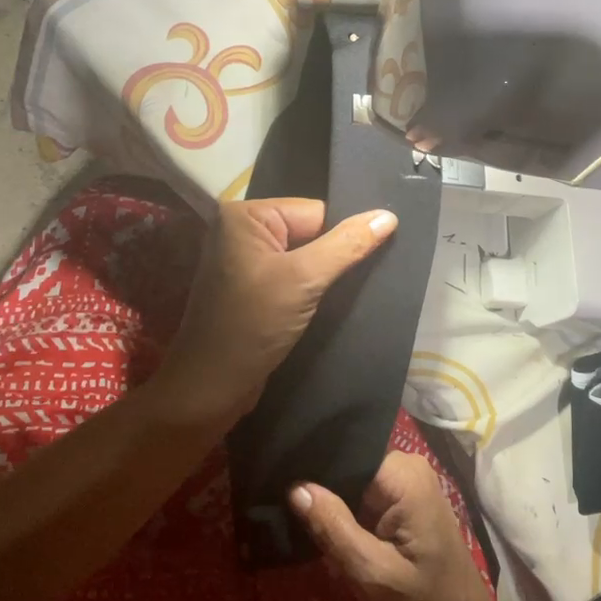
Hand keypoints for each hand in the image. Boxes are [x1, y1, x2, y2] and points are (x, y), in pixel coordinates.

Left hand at [153, 198, 396, 422]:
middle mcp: (241, 230)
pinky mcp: (252, 289)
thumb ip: (347, 245)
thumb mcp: (304, 280)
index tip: (363, 262)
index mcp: (245, 215)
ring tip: (344, 295)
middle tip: (358, 280)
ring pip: (305, 256)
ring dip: (324, 276)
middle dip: (332, 257)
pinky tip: (326, 306)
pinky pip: (292, 276)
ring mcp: (245, 261)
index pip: (315, 211)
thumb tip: (389, 215)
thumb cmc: (252, 326)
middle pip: (310, 231)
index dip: (339, 237)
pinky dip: (310, 289)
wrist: (211, 390)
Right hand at [290, 452, 511, 600]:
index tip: (285, 487)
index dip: (317, 471)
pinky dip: (348, 521)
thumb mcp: (373, 574)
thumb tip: (296, 487)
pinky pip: (366, 501)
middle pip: (349, 468)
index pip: (347, 454)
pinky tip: (330, 537)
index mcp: (405, 474)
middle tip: (292, 516)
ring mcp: (409, 487)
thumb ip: (334, 528)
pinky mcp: (406, 506)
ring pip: (354, 486)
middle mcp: (409, 468)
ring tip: (306, 527)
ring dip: (333, 511)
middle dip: (323, 494)